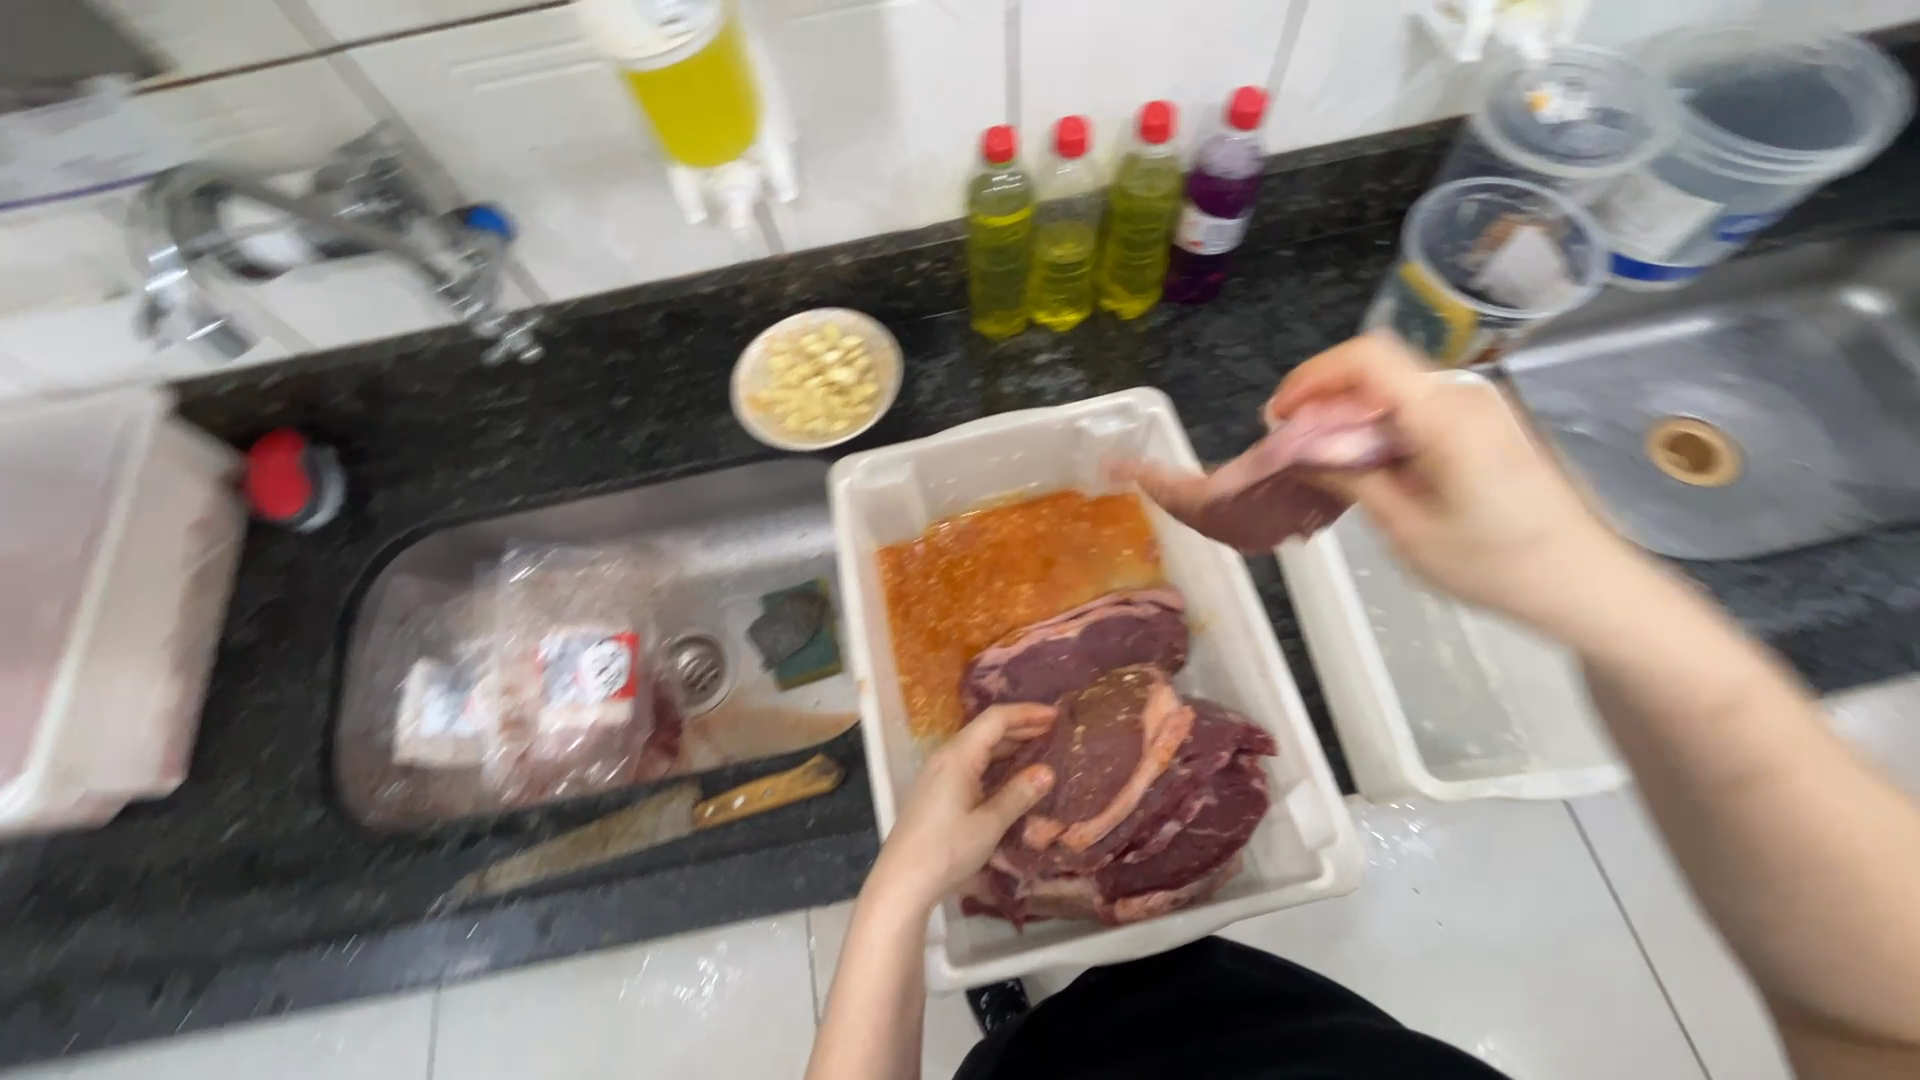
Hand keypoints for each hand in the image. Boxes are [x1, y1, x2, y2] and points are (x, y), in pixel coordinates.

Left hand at [866, 704, 1055, 912]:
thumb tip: (1048, 771)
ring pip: (978, 746)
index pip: (995, 719)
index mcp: (958, 755)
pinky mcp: (936, 789)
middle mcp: (946, 756)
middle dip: (1020, 725)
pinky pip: (970, 762)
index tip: (1056, 715)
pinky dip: (995, 760)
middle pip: (986, 729)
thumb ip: (1018, 794)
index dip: (1026, 713)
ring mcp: (938, 772)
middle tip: (1054, 729)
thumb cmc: (947, 850)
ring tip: (1040, 747)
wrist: (902, 881)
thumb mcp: (989, 824)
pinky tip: (1011, 772)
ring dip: (1008, 744)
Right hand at [1279, 332, 1641, 633]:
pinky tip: (1358, 465)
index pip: (1366, 358)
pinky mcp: (1480, 424)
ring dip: (1345, 417)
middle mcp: (1462, 396)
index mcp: (1445, 415)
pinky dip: (1373, 428)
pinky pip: (1411, 409)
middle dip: (1320, 401)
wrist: (1583, 582)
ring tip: (1315, 461)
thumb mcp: (1405, 528)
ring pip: (1389, 390)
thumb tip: (1297, 452)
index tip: (1277, 417)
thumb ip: (1348, 478)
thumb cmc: (1494, 564)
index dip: (1311, 377)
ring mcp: (1475, 407)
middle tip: (1286, 447)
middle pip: (1374, 371)